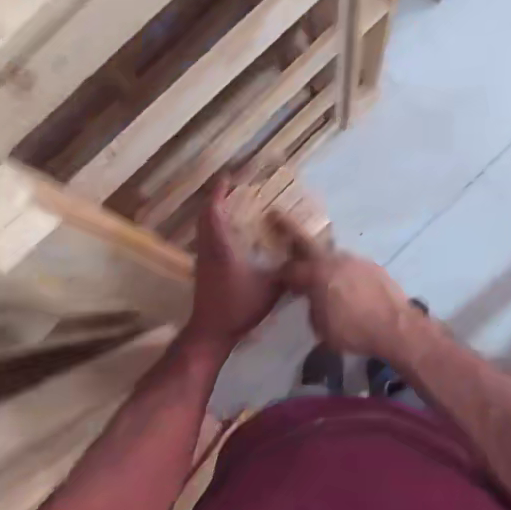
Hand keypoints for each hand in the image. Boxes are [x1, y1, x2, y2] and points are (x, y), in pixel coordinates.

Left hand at [182, 177, 282, 351]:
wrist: (211, 332)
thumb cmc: (239, 307)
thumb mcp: (270, 288)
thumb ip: (288, 271)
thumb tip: (307, 259)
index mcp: (221, 248)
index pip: (215, 212)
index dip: (219, 193)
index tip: (228, 177)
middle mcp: (208, 249)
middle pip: (205, 216)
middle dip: (217, 199)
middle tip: (232, 189)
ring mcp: (203, 260)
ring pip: (204, 228)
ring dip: (215, 214)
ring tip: (232, 206)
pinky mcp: (203, 271)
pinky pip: (207, 239)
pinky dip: (216, 228)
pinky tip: (232, 235)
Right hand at [274, 214, 420, 360]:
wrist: (396, 328)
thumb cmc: (353, 331)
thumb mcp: (321, 326)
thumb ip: (313, 306)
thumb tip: (314, 299)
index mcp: (317, 273)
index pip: (290, 269)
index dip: (280, 273)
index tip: (275, 276)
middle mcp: (336, 260)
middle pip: (308, 244)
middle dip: (290, 229)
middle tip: (277, 215)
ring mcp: (357, 261)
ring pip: (334, 259)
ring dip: (326, 265)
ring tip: (326, 280)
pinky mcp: (375, 268)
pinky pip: (353, 269)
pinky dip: (347, 275)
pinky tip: (351, 289)